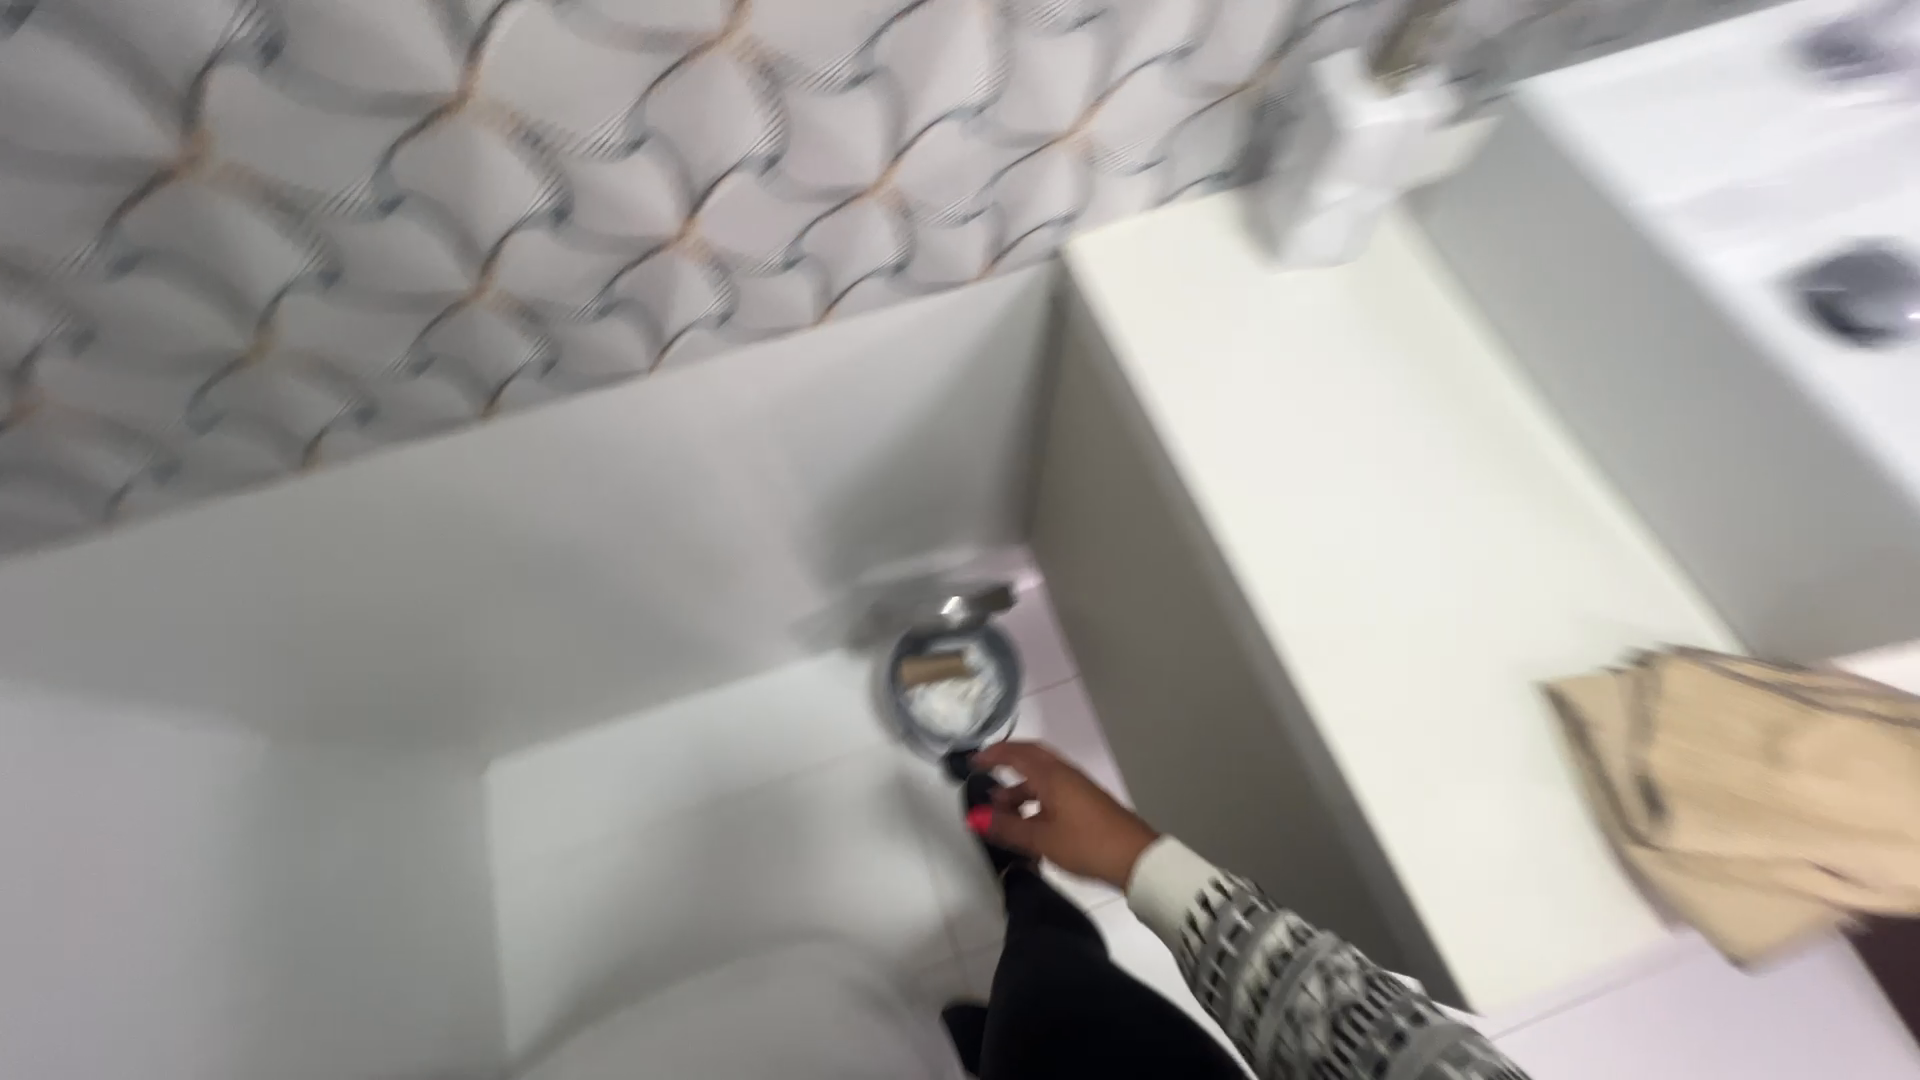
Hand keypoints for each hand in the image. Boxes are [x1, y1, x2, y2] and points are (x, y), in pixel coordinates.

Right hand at [969, 741, 1159, 888]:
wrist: (1136, 859)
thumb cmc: (1085, 844)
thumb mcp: (1040, 839)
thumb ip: (1007, 827)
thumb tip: (975, 816)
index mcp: (1051, 775)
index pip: (1016, 754)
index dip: (992, 754)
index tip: (973, 761)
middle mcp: (1064, 773)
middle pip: (1031, 756)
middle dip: (1006, 761)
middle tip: (985, 771)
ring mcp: (1077, 786)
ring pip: (1042, 776)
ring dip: (1020, 787)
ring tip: (1001, 811)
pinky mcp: (1086, 802)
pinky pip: (1053, 789)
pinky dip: (1035, 797)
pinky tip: (1028, 821)